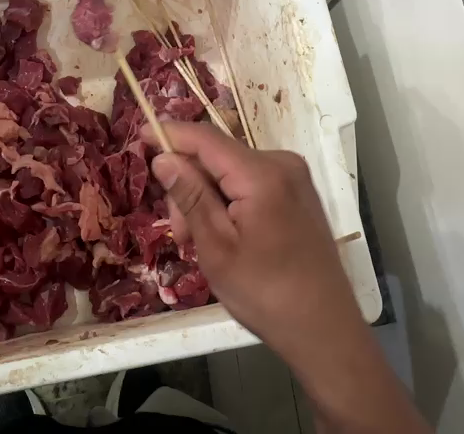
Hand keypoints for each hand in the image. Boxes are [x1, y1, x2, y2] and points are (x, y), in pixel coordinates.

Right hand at [151, 123, 427, 433]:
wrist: (325, 330)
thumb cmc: (266, 294)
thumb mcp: (216, 249)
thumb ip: (190, 196)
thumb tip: (163, 157)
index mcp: (262, 174)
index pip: (206, 138)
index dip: (170, 134)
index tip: (138, 135)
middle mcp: (282, 163)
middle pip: (218, 157)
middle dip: (191, 186)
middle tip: (182, 235)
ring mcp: (294, 177)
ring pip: (232, 171)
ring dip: (209, 198)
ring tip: (205, 245)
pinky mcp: (298, 193)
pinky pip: (251, 183)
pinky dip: (230, 202)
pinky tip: (228, 237)